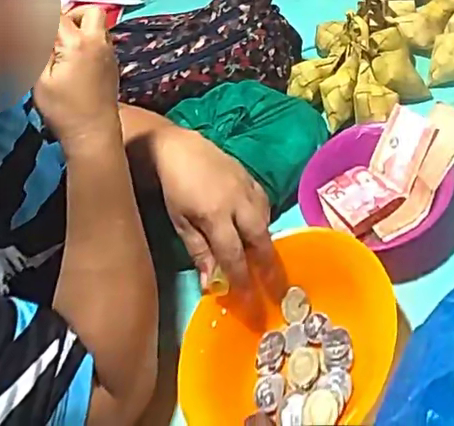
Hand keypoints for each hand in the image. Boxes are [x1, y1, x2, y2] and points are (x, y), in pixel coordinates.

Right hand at [32, 7, 120, 143]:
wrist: (95, 131)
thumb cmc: (63, 108)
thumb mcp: (40, 79)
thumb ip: (37, 49)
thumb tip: (32, 27)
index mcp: (78, 42)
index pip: (58, 15)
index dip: (41, 12)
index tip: (27, 12)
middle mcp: (98, 41)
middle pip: (90, 12)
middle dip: (72, 15)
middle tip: (54, 32)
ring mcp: (109, 51)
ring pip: (99, 24)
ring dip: (82, 27)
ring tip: (63, 45)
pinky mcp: (112, 62)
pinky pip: (102, 39)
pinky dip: (89, 39)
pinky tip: (74, 58)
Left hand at [154, 125, 279, 294]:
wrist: (178, 148)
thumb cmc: (174, 188)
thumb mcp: (180, 223)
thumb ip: (199, 252)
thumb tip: (213, 286)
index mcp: (216, 214)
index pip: (234, 255)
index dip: (244, 281)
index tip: (252, 305)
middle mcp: (238, 201)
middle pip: (259, 238)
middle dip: (270, 268)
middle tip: (279, 292)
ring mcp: (246, 186)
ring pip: (266, 220)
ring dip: (269, 244)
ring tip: (272, 266)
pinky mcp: (250, 176)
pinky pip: (264, 202)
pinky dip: (266, 219)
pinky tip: (263, 229)